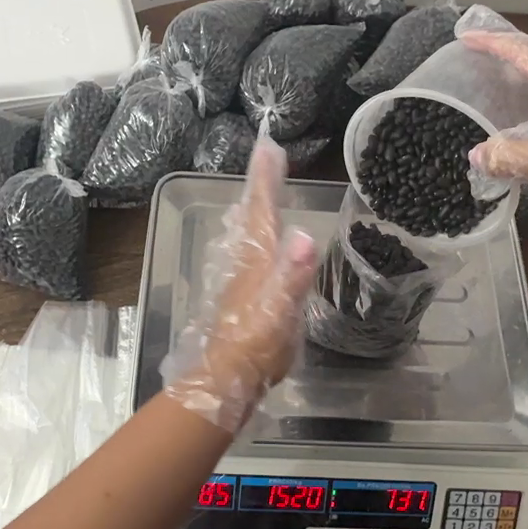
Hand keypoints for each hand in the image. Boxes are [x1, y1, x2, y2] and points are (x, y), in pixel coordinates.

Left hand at [160, 138, 318, 430]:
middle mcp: (245, 263)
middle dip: (260, 185)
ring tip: (262, 192)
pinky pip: (252, 256)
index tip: (269, 146)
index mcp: (255, 259)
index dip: (266, 178)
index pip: (261, 210)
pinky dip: (258, 238)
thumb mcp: (279, 311)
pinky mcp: (243, 299)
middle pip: (251, 215)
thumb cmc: (254, 346)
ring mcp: (241, 281)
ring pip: (247, 235)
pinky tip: (262, 250)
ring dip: (256, 209)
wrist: (224, 382)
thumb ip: (291, 274)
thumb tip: (303, 233)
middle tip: (266, 158)